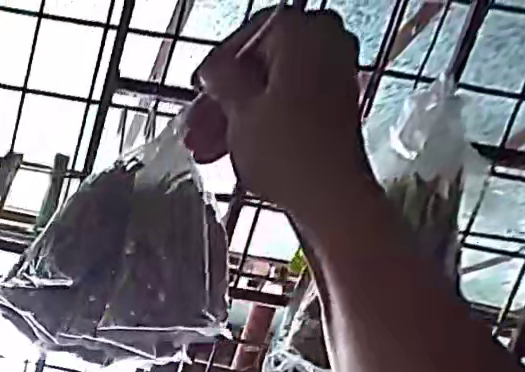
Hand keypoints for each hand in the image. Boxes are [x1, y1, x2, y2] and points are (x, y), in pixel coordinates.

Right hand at [182, 7, 378, 225]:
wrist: (325, 189)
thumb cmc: (284, 148)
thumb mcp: (240, 111)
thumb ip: (223, 80)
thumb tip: (212, 66)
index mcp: (305, 33)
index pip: (255, 29)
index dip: (220, 59)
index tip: (198, 85)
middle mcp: (326, 43)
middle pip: (261, 62)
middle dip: (223, 96)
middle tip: (193, 125)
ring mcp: (331, 75)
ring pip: (270, 87)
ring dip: (232, 115)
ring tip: (202, 148)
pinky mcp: (329, 106)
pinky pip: (285, 104)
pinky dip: (256, 121)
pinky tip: (226, 150)